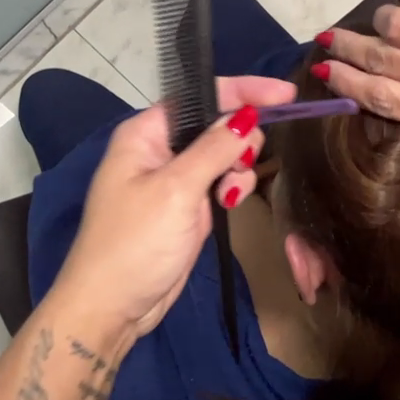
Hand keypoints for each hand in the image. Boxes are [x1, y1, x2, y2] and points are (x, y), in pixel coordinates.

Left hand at [52, 76, 295, 335]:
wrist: (112, 307)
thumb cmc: (135, 243)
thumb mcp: (176, 190)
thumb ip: (214, 149)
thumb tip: (249, 116)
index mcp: (145, 133)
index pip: (200, 96)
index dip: (243, 91)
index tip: (286, 93)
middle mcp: (158, 150)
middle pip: (214, 123)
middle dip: (240, 137)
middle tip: (245, 163)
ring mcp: (173, 180)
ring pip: (221, 155)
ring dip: (237, 167)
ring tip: (232, 194)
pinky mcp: (185, 208)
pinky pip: (218, 183)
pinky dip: (232, 188)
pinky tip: (232, 204)